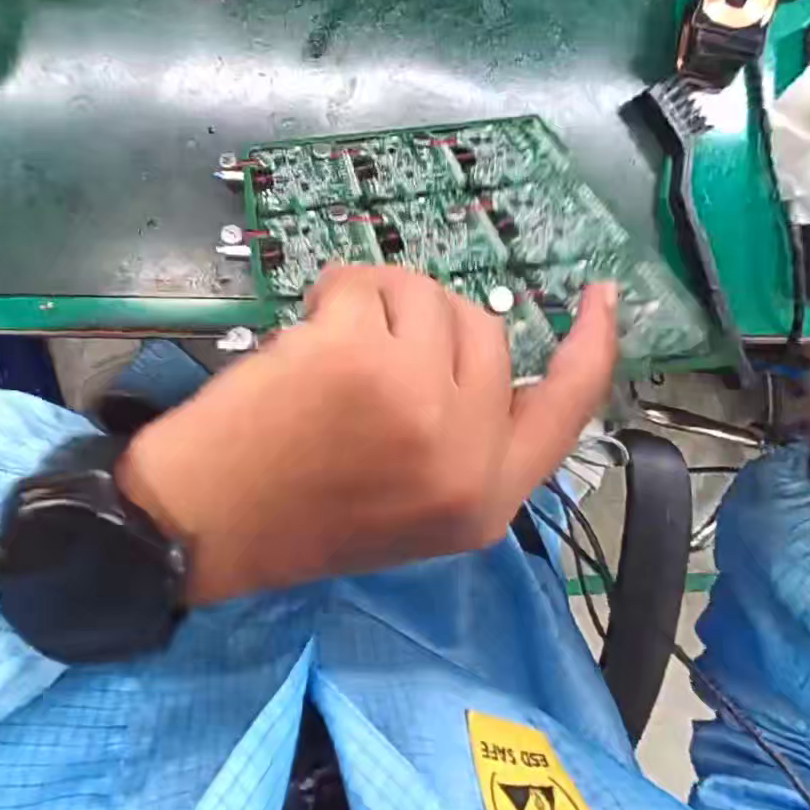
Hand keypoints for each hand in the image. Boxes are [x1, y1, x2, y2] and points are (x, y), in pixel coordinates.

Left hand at [117, 266, 618, 602]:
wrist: (206, 526)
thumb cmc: (294, 518)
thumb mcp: (405, 507)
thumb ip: (457, 440)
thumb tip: (466, 357)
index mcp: (482, 499)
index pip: (567, 409)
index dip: (591, 348)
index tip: (603, 298)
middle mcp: (463, 448)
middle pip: (486, 331)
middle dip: (424, 324)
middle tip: (367, 346)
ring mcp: (412, 395)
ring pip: (424, 295)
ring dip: (374, 304)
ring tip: (327, 346)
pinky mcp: (355, 353)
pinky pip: (363, 283)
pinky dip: (334, 292)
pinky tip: (302, 333)